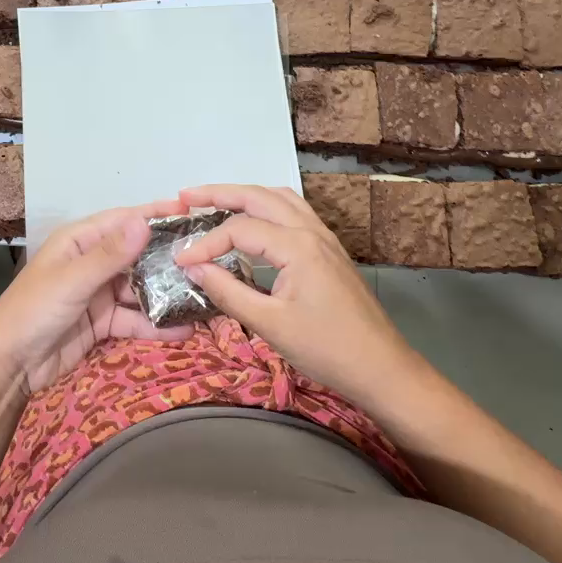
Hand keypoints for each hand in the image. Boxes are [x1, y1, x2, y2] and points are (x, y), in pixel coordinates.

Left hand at [0, 200, 193, 393]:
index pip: (123, 221)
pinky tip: (184, 330)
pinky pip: (133, 319)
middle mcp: (90, 263)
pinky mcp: (102, 323)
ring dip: (166, 294)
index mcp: (78, 241)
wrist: (9, 366)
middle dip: (167, 259)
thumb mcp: (72, 280)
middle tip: (208, 261)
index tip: (191, 212)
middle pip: (136, 255)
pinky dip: (156, 325)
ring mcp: (97, 294)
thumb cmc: (33, 311)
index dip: (155, 215)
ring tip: (204, 298)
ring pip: (139, 289)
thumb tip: (145, 221)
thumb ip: (110, 255)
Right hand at [173, 184, 426, 408]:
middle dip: (219, 193)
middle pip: (258, 197)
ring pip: (279, 198)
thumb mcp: (269, 325)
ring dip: (245, 195)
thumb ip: (227, 291)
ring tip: (213, 201)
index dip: (205, 244)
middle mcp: (311, 231)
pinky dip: (266, 206)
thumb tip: (192, 268)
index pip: (239, 230)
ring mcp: (324, 238)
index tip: (179, 262)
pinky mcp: (329, 250)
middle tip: (184, 197)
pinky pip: (293, 212)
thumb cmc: (326, 349)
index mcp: (297, 246)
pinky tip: (253, 221)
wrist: (382, 369)